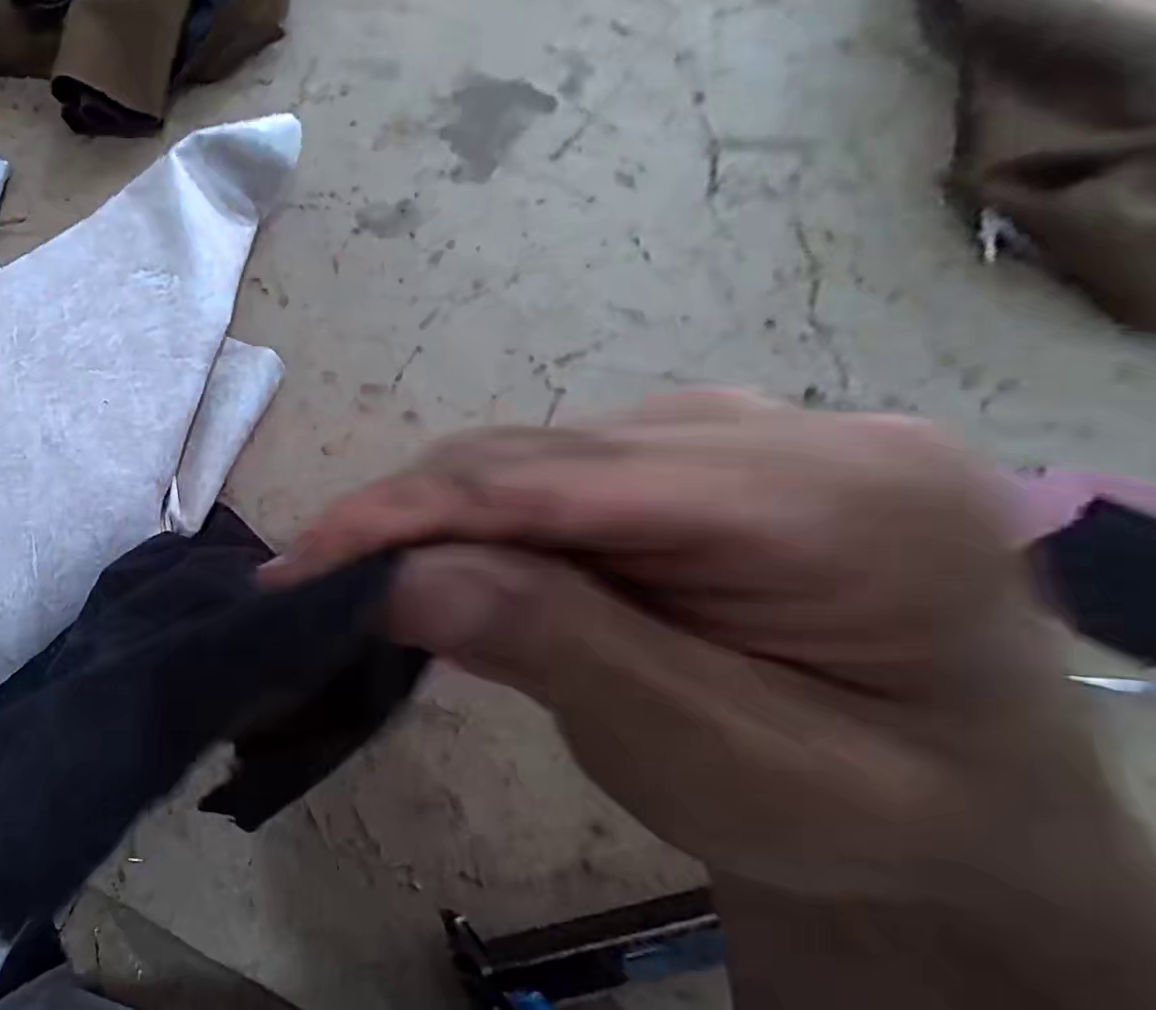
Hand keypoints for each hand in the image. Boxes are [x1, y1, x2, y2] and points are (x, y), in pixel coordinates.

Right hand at [265, 393, 1130, 902]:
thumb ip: (562, 650)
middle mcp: (783, 430)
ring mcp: (729, 429)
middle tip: (307, 586)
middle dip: (404, 521)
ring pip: (524, 455)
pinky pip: (545, 467)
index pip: (560, 482)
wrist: (940, 803)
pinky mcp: (683, 447)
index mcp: (838, 499)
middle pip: (532, 458)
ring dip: (432, 521)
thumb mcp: (713, 758)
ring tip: (359, 580)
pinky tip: (446, 563)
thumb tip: (399, 578)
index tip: (297, 567)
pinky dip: (476, 518)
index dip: (408, 515)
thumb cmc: (852, 811)